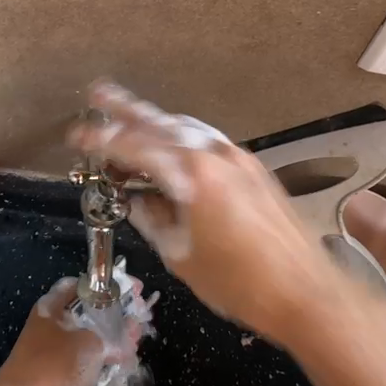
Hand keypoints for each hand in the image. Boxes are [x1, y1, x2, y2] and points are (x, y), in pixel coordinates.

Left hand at [0, 277, 139, 385]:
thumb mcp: (90, 343)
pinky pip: (84, 367)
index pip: (78, 286)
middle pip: (85, 315)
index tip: (130, 288)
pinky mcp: (57, 383)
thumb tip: (127, 341)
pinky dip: (102, 365)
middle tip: (140, 317)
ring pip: (86, 343)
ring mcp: (52, 356)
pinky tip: (122, 367)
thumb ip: (112, 337)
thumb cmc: (55, 366)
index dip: (104, 285)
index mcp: (50, 308)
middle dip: (113, 316)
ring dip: (110, 342)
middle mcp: (49, 328)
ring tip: (137, 343)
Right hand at [67, 80, 340, 338]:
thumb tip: (137, 201)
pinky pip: (206, 140)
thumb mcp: (180, 255)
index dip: (103, 140)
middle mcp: (214, 154)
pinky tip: (171, 145)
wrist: (307, 293)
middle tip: (99, 92)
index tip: (79, 135)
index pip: (136, 146)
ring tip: (129, 117)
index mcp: (192, 173)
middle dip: (126, 109)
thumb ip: (153, 219)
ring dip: (155, 122)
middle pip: (161, 123)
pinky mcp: (252, 170)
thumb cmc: (238, 282)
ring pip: (186, 128)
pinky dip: (180, 136)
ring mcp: (237, 158)